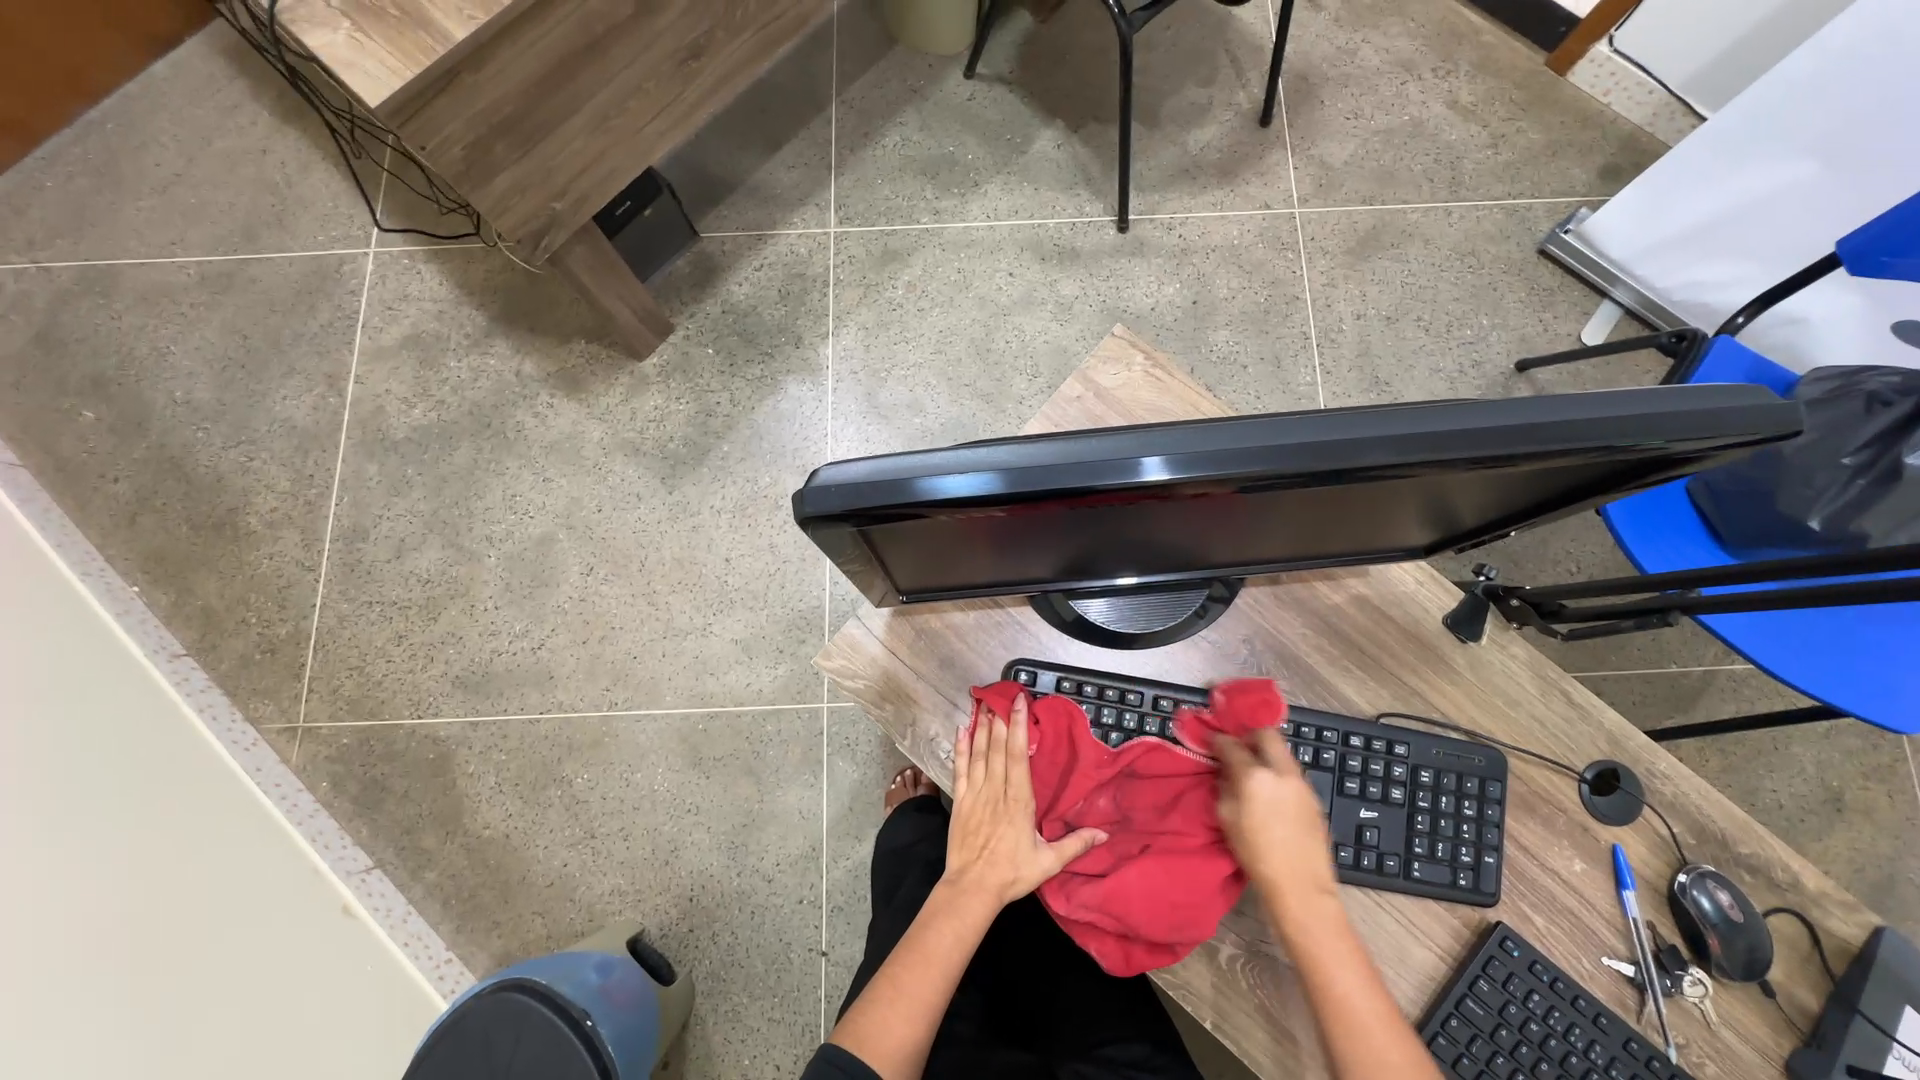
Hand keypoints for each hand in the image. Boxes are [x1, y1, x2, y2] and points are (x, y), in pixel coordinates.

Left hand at [943, 692, 1107, 908]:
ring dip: (982, 728)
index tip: (1020, 704)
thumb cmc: (1012, 875)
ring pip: (979, 754)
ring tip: (984, 705)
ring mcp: (975, 795)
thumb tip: (1104, 833)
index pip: (1019, 756)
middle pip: (999, 748)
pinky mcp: (960, 802)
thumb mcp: (1048, 862)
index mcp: (1019, 802)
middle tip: (1002, 696)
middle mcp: (997, 792)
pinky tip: (961, 730)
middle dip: (1001, 720)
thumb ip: (1076, 844)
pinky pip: (960, 769)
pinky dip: (961, 748)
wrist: (972, 889)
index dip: (1019, 727)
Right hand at [1214, 729, 1338, 923]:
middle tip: (1236, 748)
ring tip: (1253, 771)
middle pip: (1266, 734)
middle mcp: (1281, 771)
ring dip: (1265, 753)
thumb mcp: (1226, 819)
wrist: (1300, 885)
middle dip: (1249, 736)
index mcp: (1255, 776)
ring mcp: (1302, 783)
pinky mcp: (1314, 797)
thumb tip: (1226, 773)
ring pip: (1282, 752)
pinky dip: (1277, 772)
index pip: (1232, 745)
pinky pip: (1291, 772)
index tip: (1210, 741)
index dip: (1218, 740)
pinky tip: (1270, 792)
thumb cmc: (1255, 854)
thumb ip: (1224, 788)